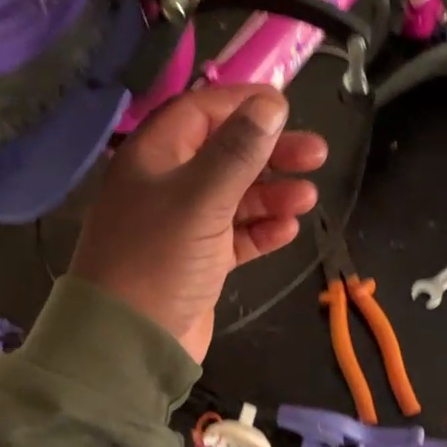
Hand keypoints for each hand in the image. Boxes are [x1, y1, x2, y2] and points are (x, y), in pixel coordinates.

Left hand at [70, 85, 326, 362]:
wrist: (130, 343)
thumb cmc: (159, 261)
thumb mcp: (201, 200)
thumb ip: (237, 152)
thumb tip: (271, 104)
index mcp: (153, 157)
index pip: (200, 111)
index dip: (243, 104)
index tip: (287, 106)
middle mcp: (166, 184)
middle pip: (225, 153)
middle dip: (271, 152)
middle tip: (317, 154)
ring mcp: (182, 225)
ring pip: (235, 196)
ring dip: (272, 194)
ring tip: (307, 198)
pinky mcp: (198, 260)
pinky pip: (236, 235)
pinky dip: (261, 230)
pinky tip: (288, 229)